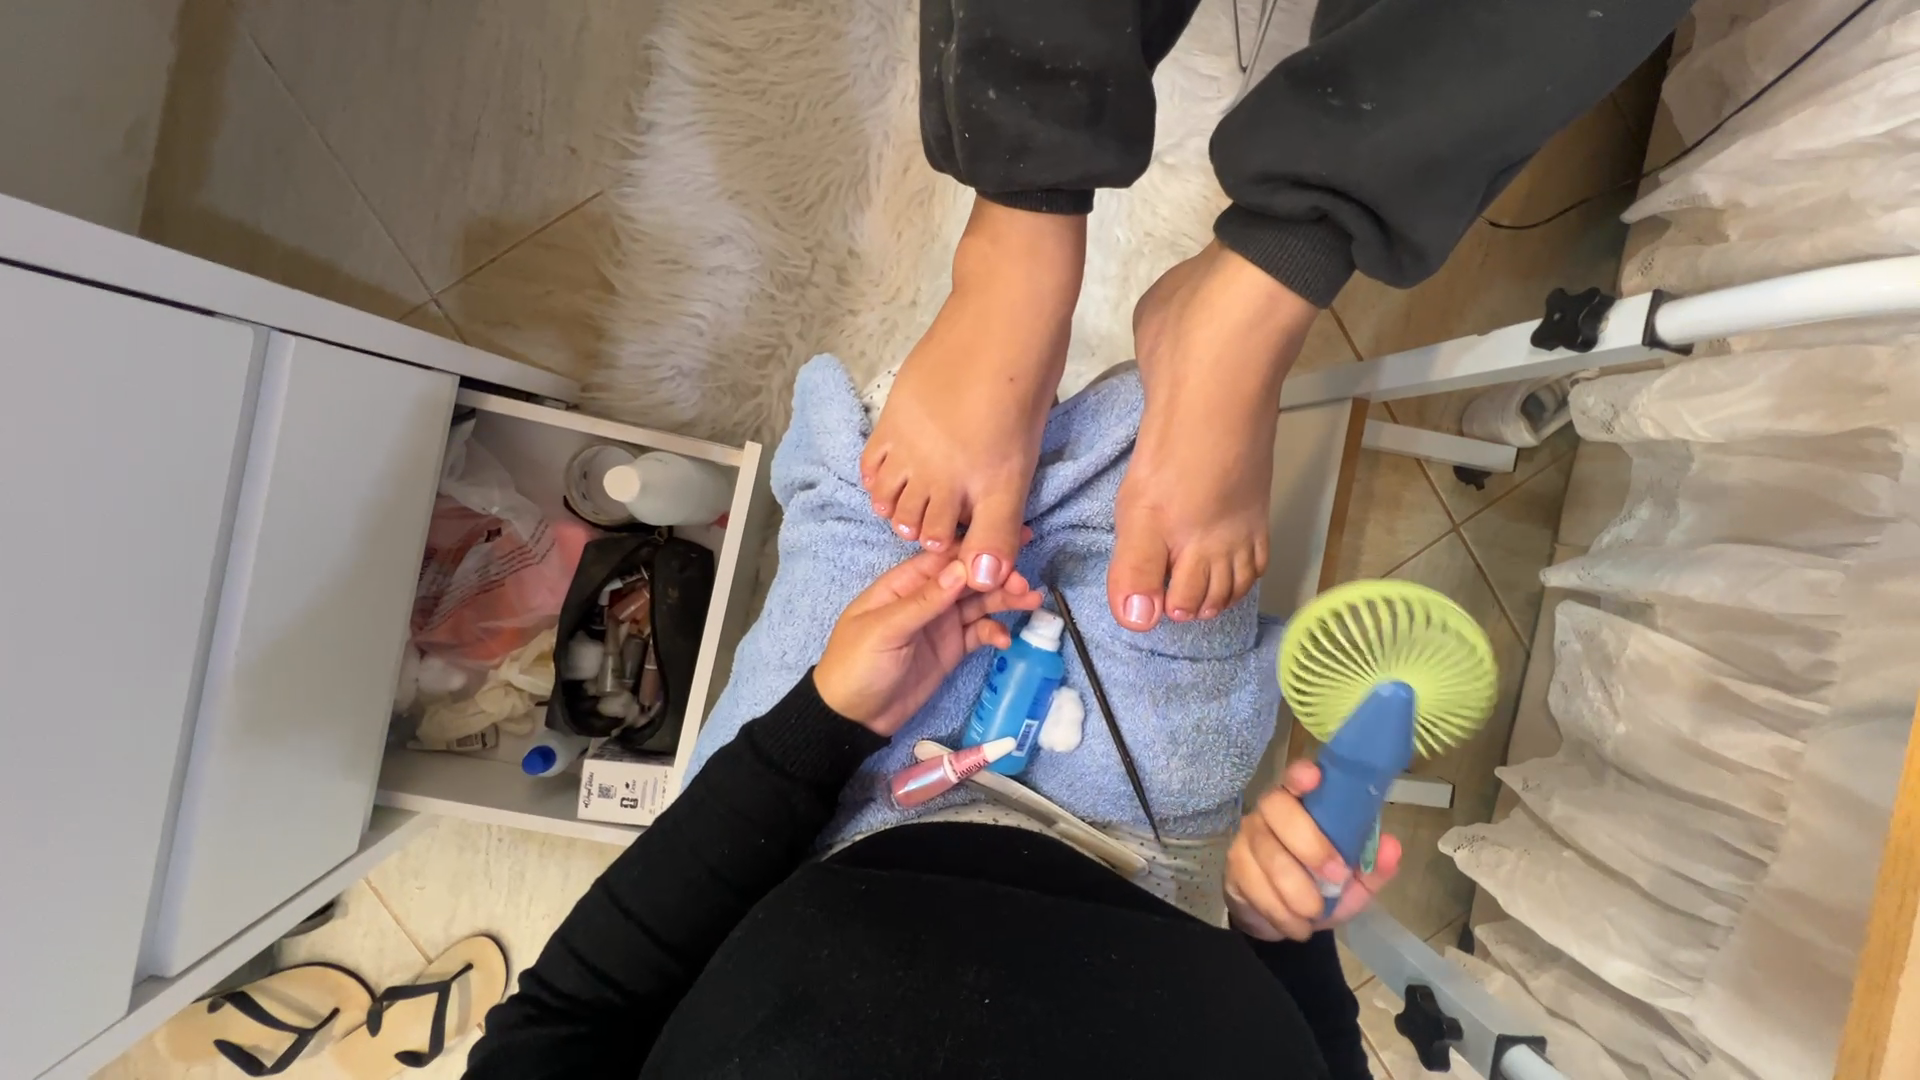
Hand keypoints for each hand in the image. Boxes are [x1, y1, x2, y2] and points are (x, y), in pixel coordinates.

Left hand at [815, 550, 1043, 736]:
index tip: (1010, 543)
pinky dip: (994, 632)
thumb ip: (924, 601)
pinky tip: (1004, 639)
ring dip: (1004, 600)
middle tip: (1026, 583)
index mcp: (903, 584)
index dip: (977, 550)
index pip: (945, 558)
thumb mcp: (885, 630)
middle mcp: (926, 598)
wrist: (851, 719)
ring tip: (1032, 601)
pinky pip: (978, 633)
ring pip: (979, 604)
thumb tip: (961, 568)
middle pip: (968, 579)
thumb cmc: (856, 665)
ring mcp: (940, 624)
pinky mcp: (951, 649)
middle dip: (998, 576)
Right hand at [1225, 760, 1402, 941]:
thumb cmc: (1320, 886)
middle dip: (1310, 844)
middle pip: (1277, 808)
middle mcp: (1269, 811)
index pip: (1296, 777)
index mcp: (1301, 804)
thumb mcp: (1354, 881)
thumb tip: (1390, 846)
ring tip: (1315, 913)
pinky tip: (1296, 925)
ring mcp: (1247, 836)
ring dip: (1296, 890)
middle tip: (1336, 878)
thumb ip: (1372, 865)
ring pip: (1267, 853)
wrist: (1279, 916)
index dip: (1302, 775)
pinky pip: (1254, 885)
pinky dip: (1280, 912)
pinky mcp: (1234, 865)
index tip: (1315, 778)